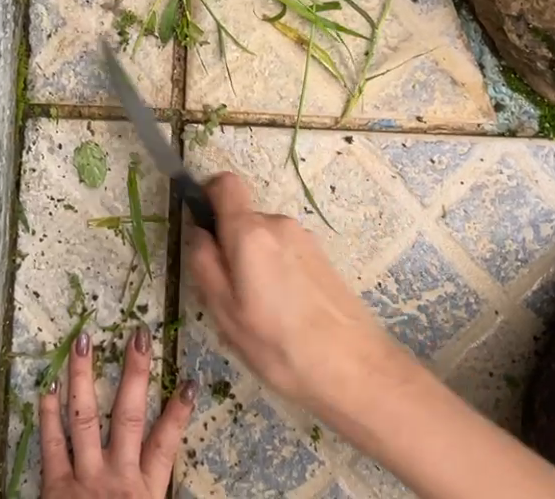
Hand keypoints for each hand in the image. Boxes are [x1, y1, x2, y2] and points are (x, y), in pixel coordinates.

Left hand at [39, 323, 195, 498]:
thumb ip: (157, 490)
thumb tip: (171, 464)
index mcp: (145, 494)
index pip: (166, 445)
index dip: (178, 412)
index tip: (188, 381)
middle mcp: (117, 477)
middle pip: (129, 415)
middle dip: (136, 373)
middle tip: (139, 334)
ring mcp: (84, 478)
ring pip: (85, 417)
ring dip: (84, 377)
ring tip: (83, 342)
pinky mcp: (54, 487)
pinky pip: (51, 444)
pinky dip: (48, 415)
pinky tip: (46, 387)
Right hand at [185, 172, 399, 412]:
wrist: (356, 371)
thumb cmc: (279, 345)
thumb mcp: (224, 311)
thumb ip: (204, 263)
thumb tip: (198, 232)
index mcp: (250, 232)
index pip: (224, 184)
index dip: (207, 196)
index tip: (202, 230)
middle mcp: (279, 225)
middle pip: (242, 221)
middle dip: (229, 249)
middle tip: (230, 299)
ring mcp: (305, 240)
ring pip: (263, 242)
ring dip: (253, 267)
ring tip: (260, 316)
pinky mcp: (323, 259)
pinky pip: (284, 255)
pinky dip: (276, 276)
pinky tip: (284, 318)